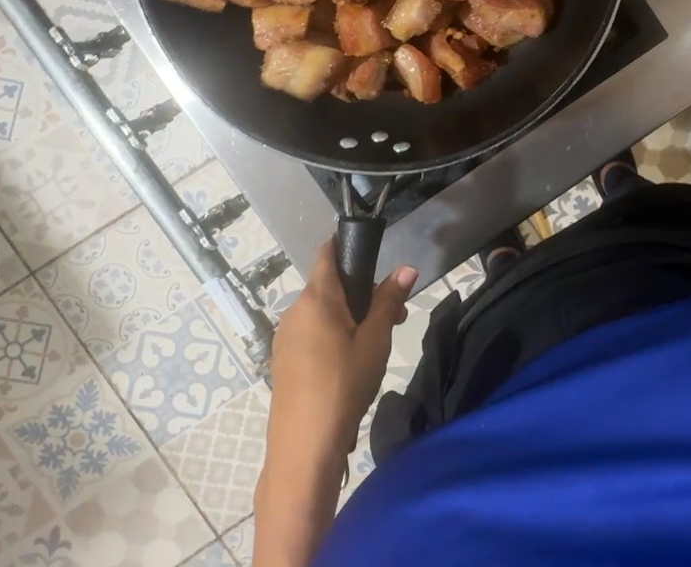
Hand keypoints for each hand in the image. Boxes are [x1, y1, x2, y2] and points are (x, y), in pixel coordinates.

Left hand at [267, 242, 417, 457]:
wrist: (304, 446)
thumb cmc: (344, 384)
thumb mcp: (376, 340)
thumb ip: (388, 301)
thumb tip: (406, 268)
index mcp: (316, 299)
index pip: (327, 254)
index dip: (348, 245)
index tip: (374, 250)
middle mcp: (295, 312)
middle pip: (330, 286)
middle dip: (362, 293)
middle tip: (395, 316)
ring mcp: (286, 338)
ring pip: (322, 312)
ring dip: (350, 317)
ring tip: (378, 343)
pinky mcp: (284, 361)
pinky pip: (312, 333)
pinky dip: (334, 335)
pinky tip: (353, 362)